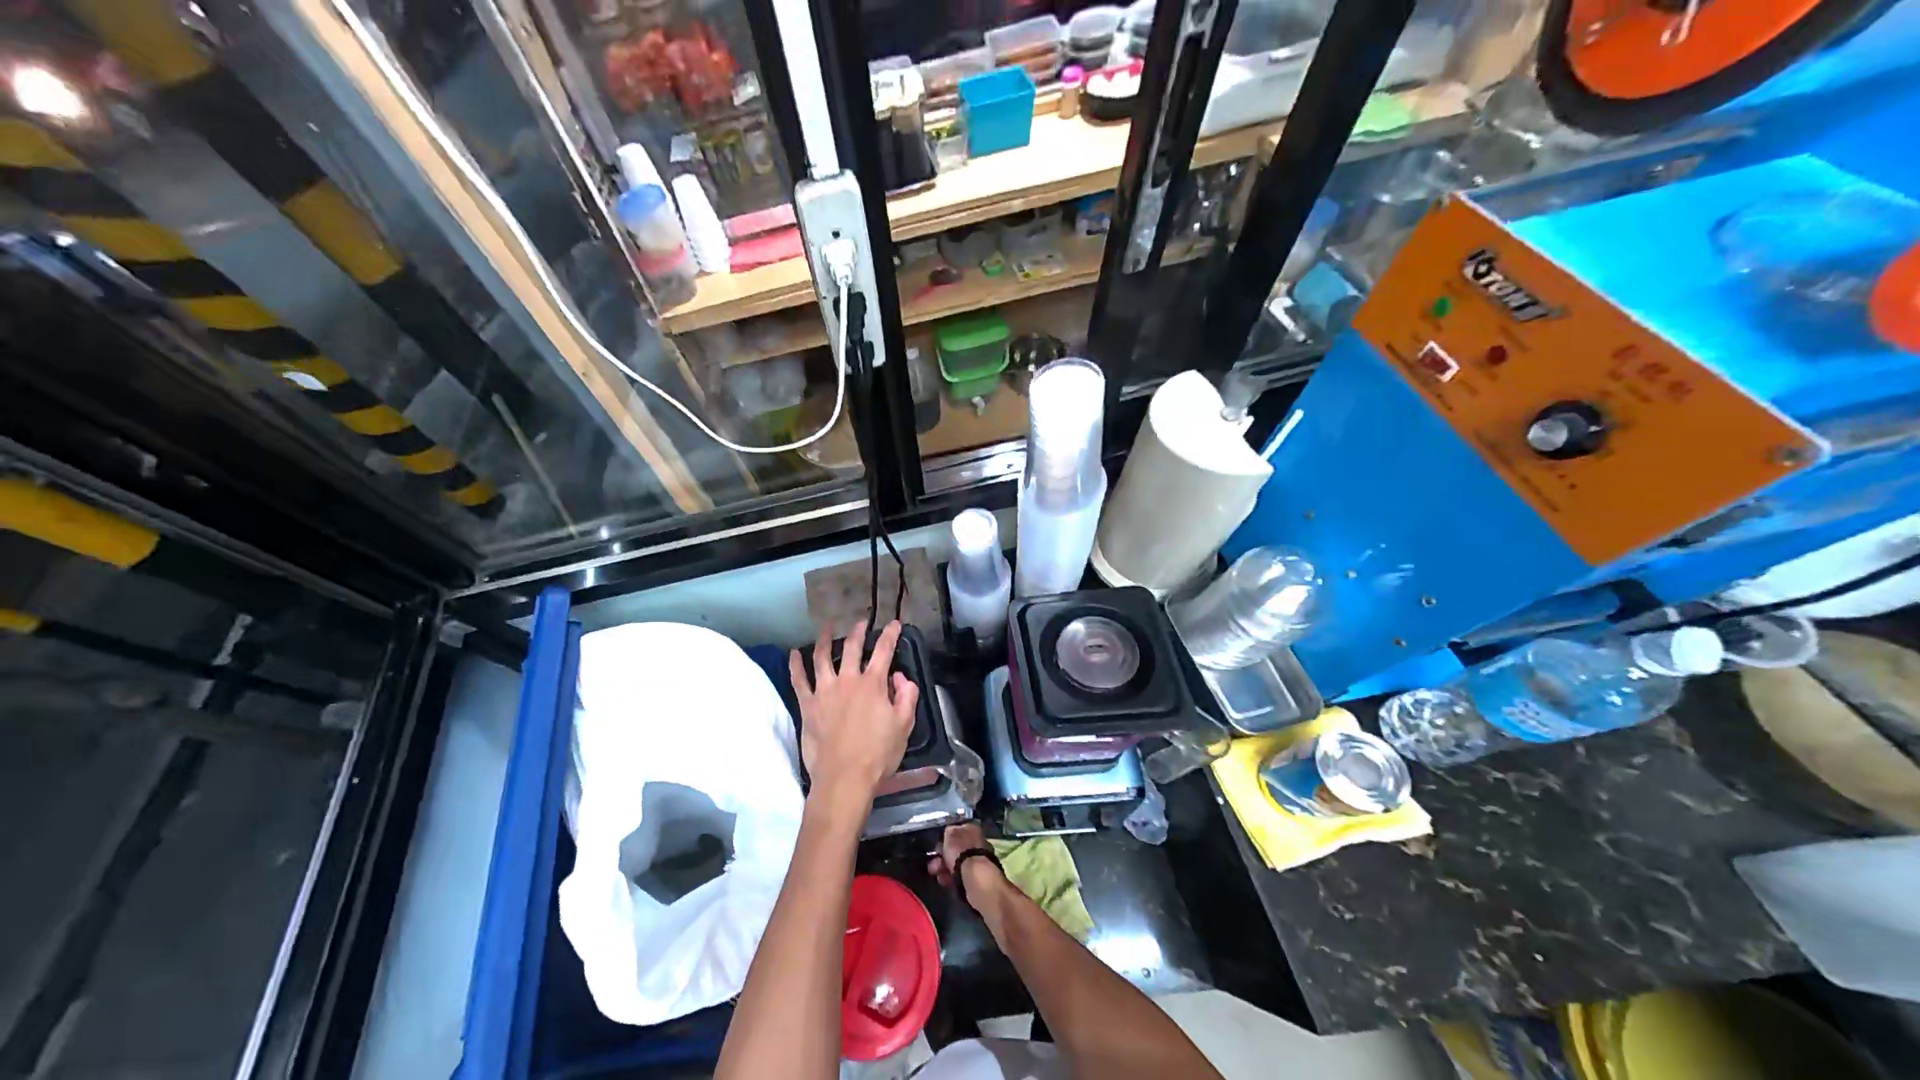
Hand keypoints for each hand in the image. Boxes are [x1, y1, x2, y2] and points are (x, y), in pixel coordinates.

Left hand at [789, 619, 918, 805]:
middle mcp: (847, 681)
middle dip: (858, 631)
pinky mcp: (808, 705)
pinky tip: (794, 654)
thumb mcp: (904, 725)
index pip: (884, 651)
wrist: (844, 777)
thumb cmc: (878, 754)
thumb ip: (906, 696)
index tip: (894, 624)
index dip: (890, 635)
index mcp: (872, 684)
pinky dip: (796, 665)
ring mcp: (824, 691)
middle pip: (852, 647)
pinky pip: (799, 680)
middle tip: (861, 622)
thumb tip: (900, 677)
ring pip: (822, 657)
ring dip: (825, 639)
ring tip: (827, 627)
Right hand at [927, 823, 1004, 911]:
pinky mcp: (977, 875)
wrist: (975, 875)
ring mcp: (978, 860)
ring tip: (938, 875)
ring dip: (944, 869)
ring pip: (957, 862)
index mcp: (973, 828)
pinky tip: (945, 882)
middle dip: (942, 857)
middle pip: (956, 848)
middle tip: (933, 865)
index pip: (957, 830)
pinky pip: (960, 874)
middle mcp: (978, 842)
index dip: (945, 839)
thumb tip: (950, 832)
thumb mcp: (950, 833)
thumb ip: (949, 831)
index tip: (937, 847)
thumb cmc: (961, 850)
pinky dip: (952, 877)